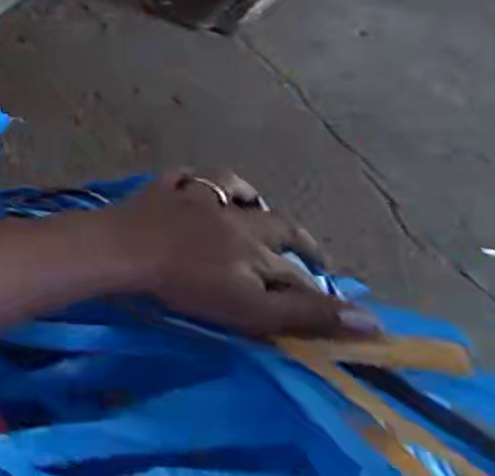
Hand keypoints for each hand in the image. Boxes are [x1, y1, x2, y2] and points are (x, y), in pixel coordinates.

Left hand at [103, 170, 380, 337]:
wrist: (121, 248)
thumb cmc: (185, 283)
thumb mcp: (253, 309)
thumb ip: (308, 313)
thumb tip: (373, 321)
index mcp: (254, 246)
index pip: (296, 269)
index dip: (315, 286)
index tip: (327, 298)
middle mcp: (228, 215)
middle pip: (272, 221)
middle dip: (296, 236)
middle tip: (308, 249)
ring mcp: (188, 196)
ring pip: (225, 184)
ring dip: (245, 194)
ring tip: (253, 203)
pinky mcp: (154, 188)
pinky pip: (178, 174)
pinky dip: (190, 178)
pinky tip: (190, 182)